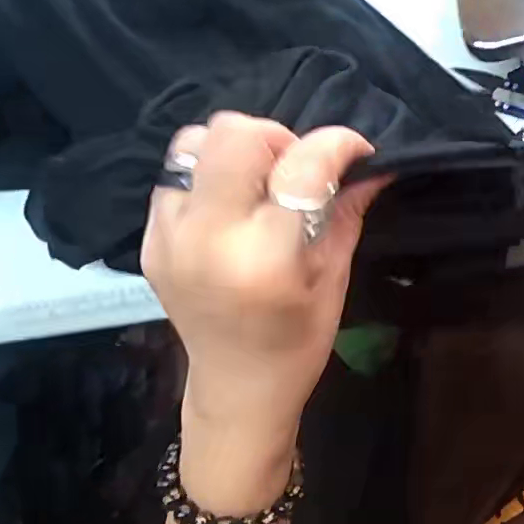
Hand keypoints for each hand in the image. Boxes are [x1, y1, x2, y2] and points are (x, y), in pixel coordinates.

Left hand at [142, 113, 386, 510]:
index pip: (301, 167)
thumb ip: (348, 211)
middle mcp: (208, 239)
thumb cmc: (297, 343)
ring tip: (258, 186)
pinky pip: (176, 175)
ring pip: (195, 141)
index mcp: (265, 258)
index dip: (336, 144)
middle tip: (296, 170)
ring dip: (236, 152)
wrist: (236, 389)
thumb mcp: (334, 278)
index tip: (355, 150)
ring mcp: (169, 238)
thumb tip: (374, 164)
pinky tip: (229, 208)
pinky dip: (208, 176)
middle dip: (277, 139)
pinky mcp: (150, 241)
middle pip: (234, 134)